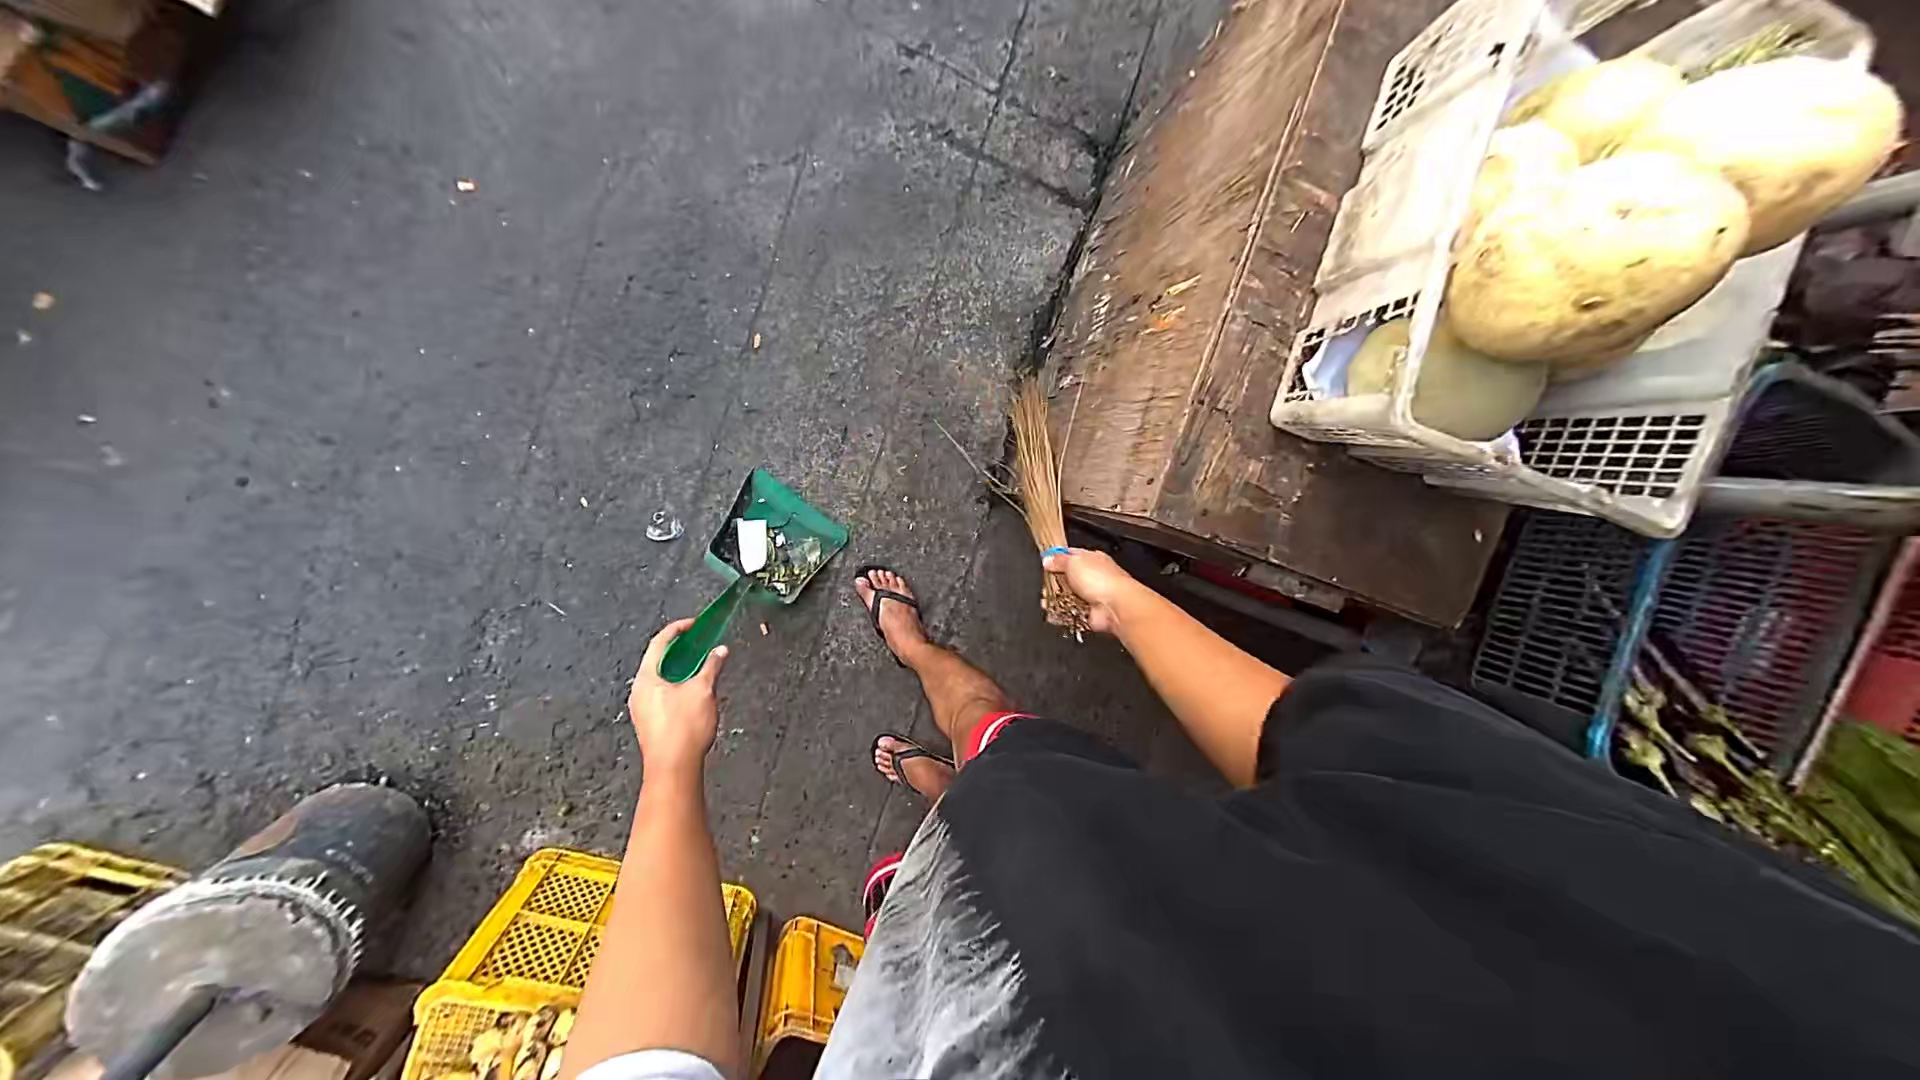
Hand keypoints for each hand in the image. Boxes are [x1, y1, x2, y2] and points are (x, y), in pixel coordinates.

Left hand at [628, 619, 729, 774]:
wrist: (673, 768)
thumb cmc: (683, 730)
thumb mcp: (703, 690)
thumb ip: (711, 666)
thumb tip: (720, 652)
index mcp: (647, 678)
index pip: (659, 643)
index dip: (677, 629)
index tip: (694, 624)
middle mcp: (639, 691)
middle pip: (658, 659)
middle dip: (680, 649)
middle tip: (699, 642)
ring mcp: (642, 707)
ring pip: (660, 677)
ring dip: (680, 667)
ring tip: (701, 664)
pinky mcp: (650, 720)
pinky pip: (662, 693)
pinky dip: (677, 683)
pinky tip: (694, 689)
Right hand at [1041, 548, 1140, 634]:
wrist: (1115, 606)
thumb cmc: (1103, 580)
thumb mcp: (1073, 561)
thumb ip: (1059, 560)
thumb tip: (1048, 559)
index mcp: (1092, 558)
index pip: (1072, 555)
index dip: (1058, 557)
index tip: (1046, 560)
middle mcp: (1094, 577)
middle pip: (1069, 577)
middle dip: (1056, 581)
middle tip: (1046, 582)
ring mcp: (1093, 596)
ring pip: (1069, 596)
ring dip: (1058, 598)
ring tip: (1048, 598)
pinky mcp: (1090, 613)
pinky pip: (1071, 612)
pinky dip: (1063, 613)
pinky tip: (1056, 611)